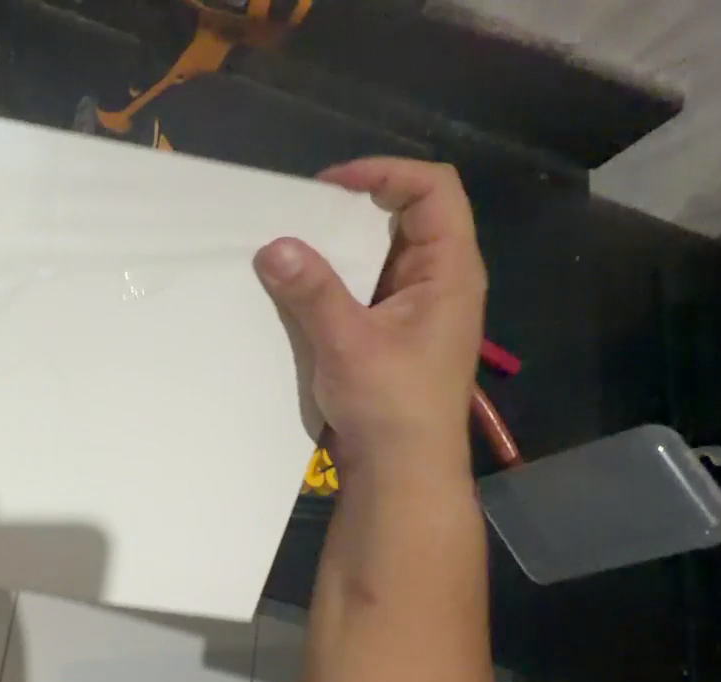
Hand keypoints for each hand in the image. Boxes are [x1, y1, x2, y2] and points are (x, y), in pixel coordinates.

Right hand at [253, 157, 486, 480]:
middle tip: (298, 217)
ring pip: (378, 257)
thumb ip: (312, 293)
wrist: (401, 469)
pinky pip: (361, 291)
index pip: (432, 190)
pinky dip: (331, 283)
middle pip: (404, 218)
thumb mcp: (348, 343)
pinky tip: (296, 292)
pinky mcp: (388, 335)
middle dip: (351, 210)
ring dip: (336, 250)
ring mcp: (412, 309)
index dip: (385, 173)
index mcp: (447, 270)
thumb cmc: (391, 404)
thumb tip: (272, 247)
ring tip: (290, 250)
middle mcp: (436, 281)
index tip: (327, 186)